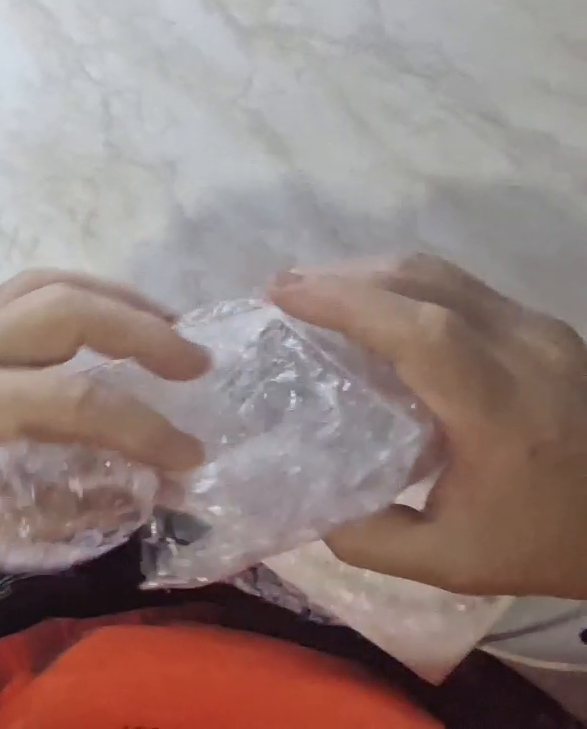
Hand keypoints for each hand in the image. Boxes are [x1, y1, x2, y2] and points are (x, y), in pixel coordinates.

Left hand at [0, 271, 207, 579]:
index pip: (65, 397)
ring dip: (111, 300)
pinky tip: (120, 321)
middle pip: (53, 309)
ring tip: (171, 328)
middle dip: (134, 330)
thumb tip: (168, 482)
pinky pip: (25, 295)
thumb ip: (86, 502)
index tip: (189, 456)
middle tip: (197, 362)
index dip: (138, 425)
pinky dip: (81, 298)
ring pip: (37, 287)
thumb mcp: (10, 531)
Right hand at [271, 255, 586, 598]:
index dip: (344, 303)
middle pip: (419, 284)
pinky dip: (397, 285)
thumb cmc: (558, 540)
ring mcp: (544, 335)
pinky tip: (369, 305)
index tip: (279, 299)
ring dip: (363, 275)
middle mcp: (528, 357)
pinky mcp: (546, 328)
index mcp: (504, 412)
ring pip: (437, 275)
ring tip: (312, 293)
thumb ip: (368, 536)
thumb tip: (299, 497)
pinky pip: (456, 285)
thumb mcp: (455, 561)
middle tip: (278, 294)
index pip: (421, 331)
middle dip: (337, 279)